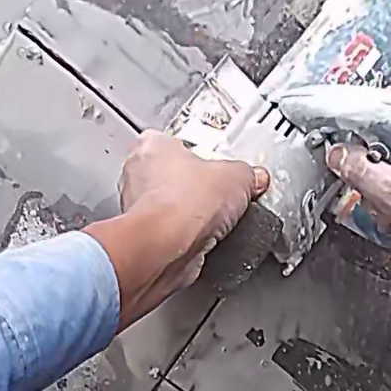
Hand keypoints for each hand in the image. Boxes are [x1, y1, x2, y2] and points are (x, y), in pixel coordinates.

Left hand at [87, 132, 268, 329]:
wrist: (167, 248)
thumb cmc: (183, 204)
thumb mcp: (237, 176)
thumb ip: (247, 174)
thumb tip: (254, 179)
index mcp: (151, 146)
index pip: (178, 143)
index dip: (202, 157)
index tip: (219, 168)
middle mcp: (136, 178)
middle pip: (175, 179)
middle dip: (197, 189)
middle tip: (219, 197)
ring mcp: (136, 212)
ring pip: (171, 211)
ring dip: (190, 218)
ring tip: (211, 223)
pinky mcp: (144, 242)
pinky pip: (171, 237)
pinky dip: (185, 240)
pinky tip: (198, 241)